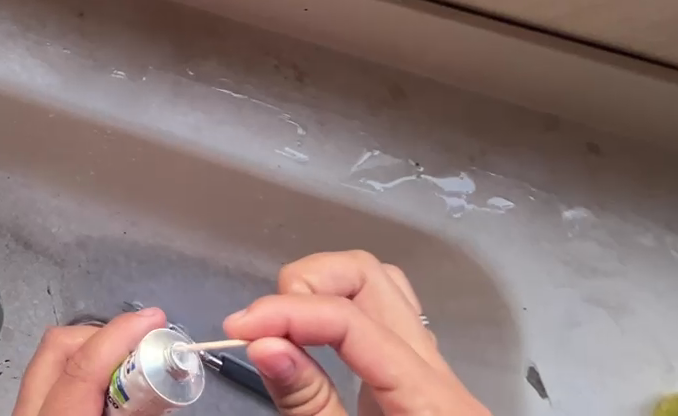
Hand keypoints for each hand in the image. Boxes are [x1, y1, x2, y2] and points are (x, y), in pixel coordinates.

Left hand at [12, 307, 166, 415]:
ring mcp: (21, 411)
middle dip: (103, 337)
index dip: (120, 336)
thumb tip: (161, 379)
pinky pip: (49, 381)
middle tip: (143, 345)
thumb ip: (135, 413)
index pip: (82, 365)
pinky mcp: (28, 414)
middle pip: (56, 346)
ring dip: (92, 355)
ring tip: (130, 368)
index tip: (154, 318)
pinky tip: (106, 390)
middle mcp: (25, 411)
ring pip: (50, 359)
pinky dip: (79, 375)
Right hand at [225, 251, 490, 415]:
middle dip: (306, 286)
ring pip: (377, 284)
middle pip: (368, 275)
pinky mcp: (416, 383)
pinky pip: (380, 314)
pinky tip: (310, 341)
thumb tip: (260, 341)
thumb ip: (308, 403)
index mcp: (435, 402)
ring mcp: (434, 375)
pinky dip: (336, 308)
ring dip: (321, 289)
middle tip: (266, 326)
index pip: (350, 318)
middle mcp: (442, 374)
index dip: (287, 313)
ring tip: (284, 329)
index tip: (235, 329)